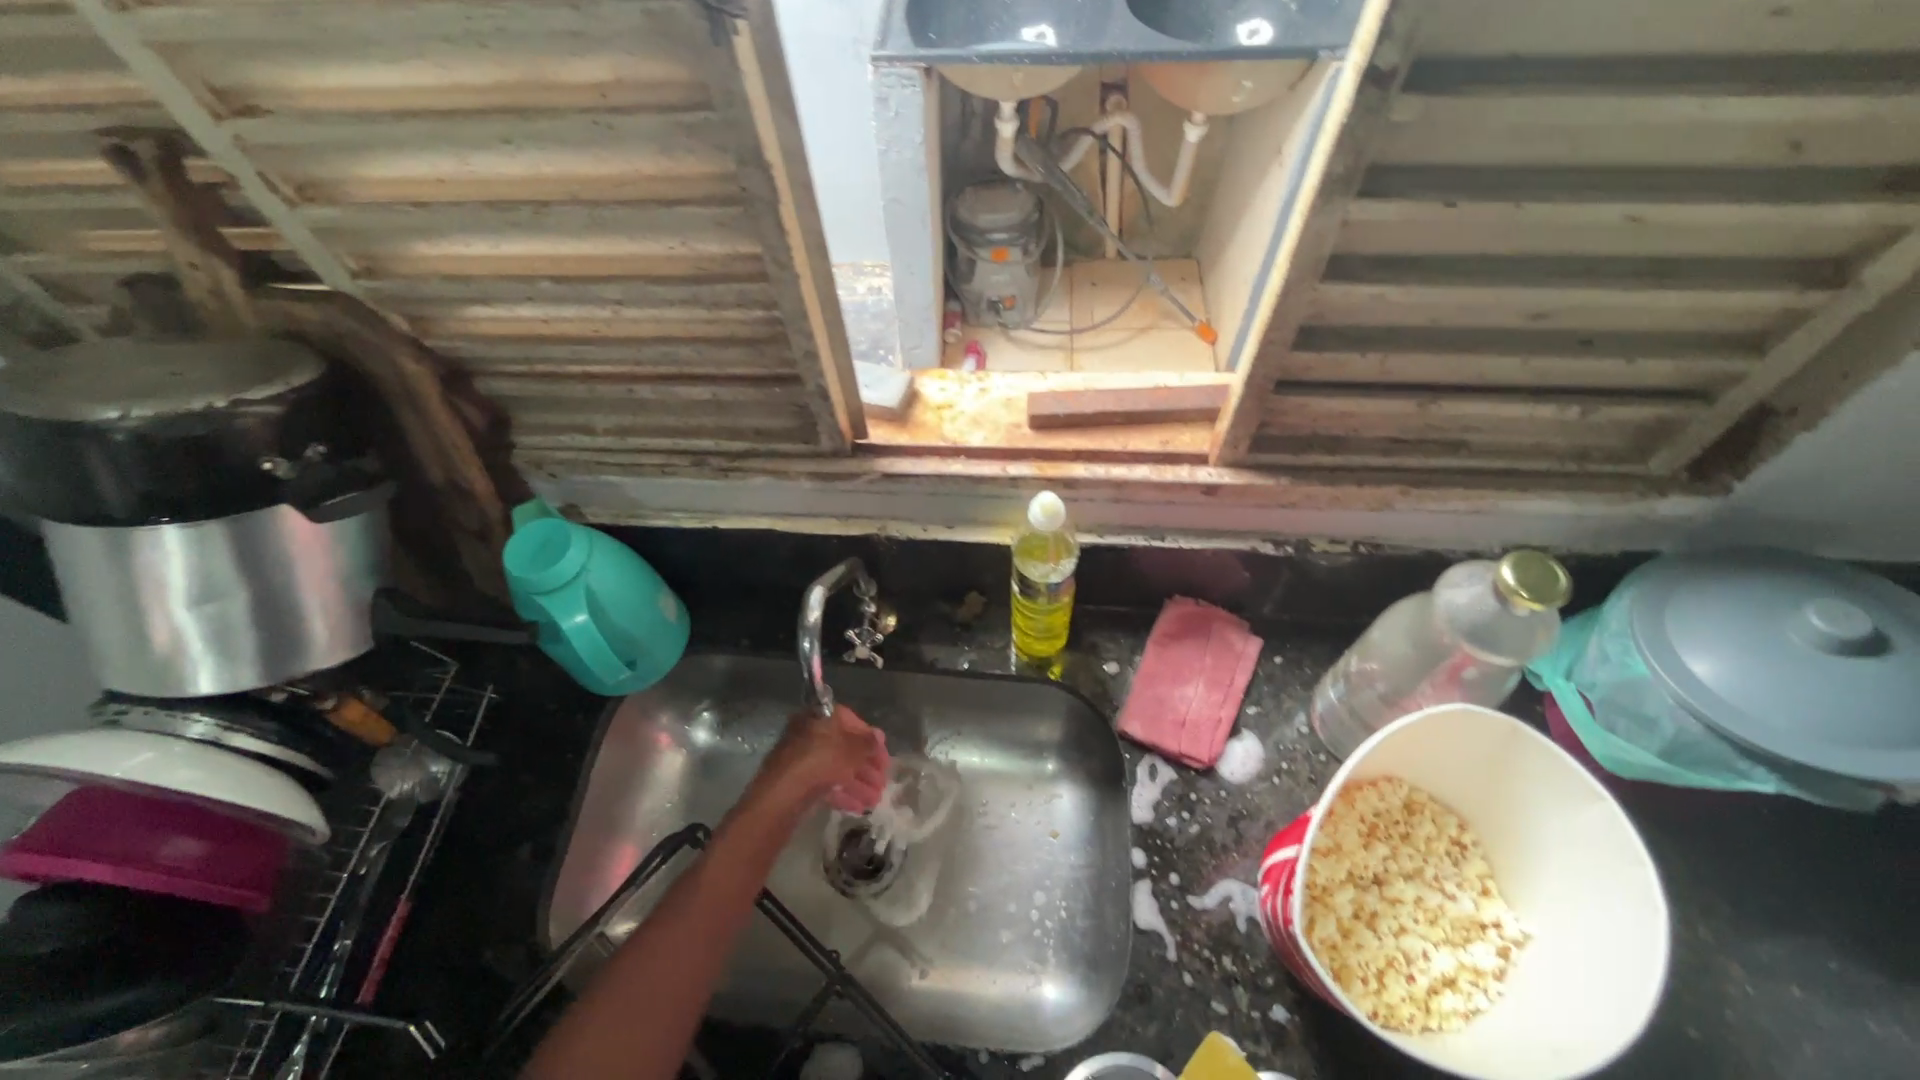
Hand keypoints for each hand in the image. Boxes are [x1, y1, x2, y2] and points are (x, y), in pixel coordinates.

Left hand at [755, 705, 889, 813]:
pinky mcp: (798, 780)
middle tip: (882, 783)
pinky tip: (859, 807)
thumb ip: (868, 742)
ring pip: (836, 768)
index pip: (851, 721)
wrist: (784, 791)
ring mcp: (802, 758)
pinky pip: (825, 783)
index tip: (883, 757)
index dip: (870, 739)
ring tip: (875, 800)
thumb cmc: (822, 759)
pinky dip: (842, 793)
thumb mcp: (852, 749)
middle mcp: (810, 733)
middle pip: (844, 748)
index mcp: (821, 717)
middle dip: (866, 767)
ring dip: (858, 784)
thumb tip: (879, 736)